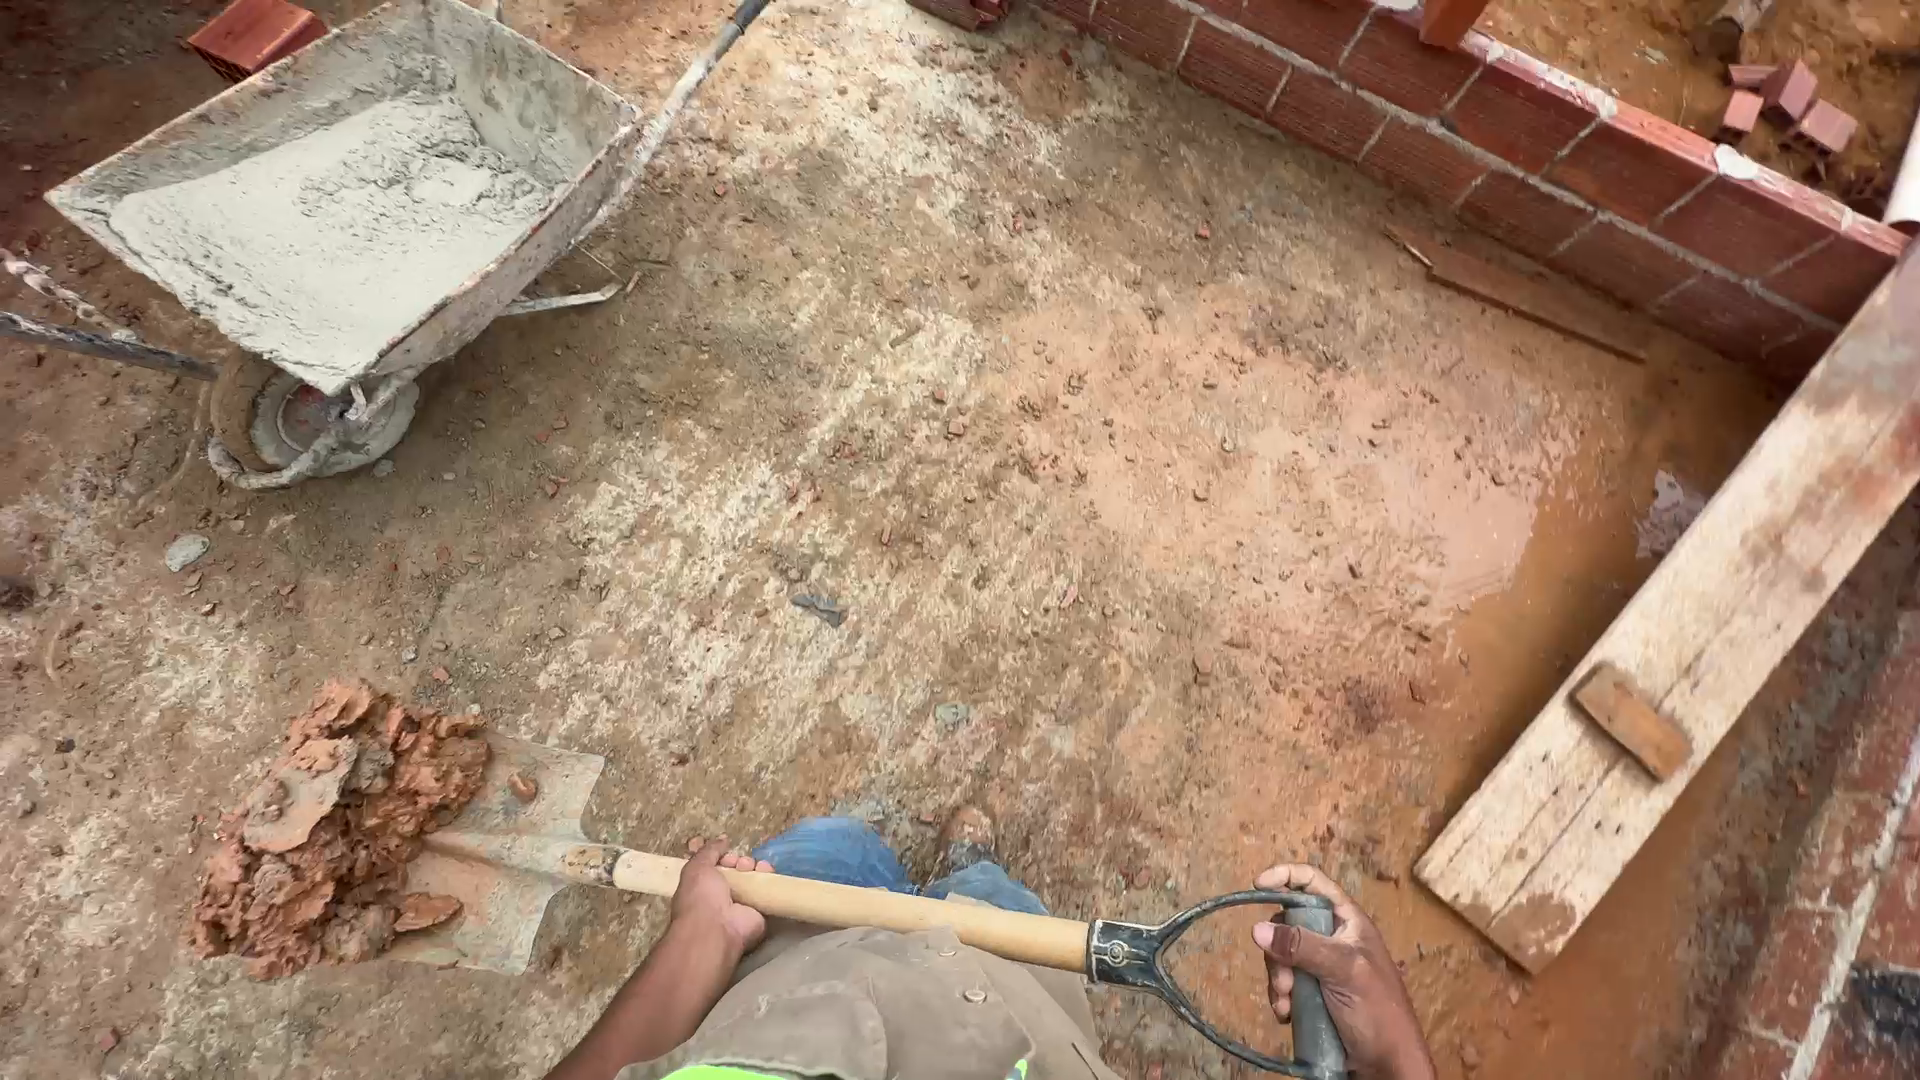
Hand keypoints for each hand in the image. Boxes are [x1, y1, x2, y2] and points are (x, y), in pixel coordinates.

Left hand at [672, 836, 771, 957]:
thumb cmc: (700, 897)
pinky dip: (768, 876)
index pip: (718, 867)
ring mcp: (741, 904)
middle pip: (737, 870)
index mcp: (704, 888)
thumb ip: (709, 851)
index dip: (723, 856)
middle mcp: (722, 896)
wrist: (715, 929)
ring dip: (755, 867)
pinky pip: (767, 889)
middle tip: (739, 864)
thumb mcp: (696, 867)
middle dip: (740, 862)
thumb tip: (723, 839)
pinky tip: (766, 870)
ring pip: (753, 878)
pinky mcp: (760, 911)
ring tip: (752, 867)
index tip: (725, 853)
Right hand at [1249, 864, 1433, 1079]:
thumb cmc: (1378, 1013)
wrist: (1390, 1072)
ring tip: (1286, 1001)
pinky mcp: (1312, 991)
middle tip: (1283, 976)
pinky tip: (1286, 1013)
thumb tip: (1256, 928)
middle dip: (1278, 947)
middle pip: (1288, 920)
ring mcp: (1321, 965)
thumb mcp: (1343, 971)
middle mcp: (1332, 938)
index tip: (1259, 885)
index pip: (1313, 882)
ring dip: (1278, 977)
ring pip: (1281, 952)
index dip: (1286, 876)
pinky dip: (1279, 994)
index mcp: (1347, 922)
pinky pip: (1282, 980)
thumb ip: (1302, 946)